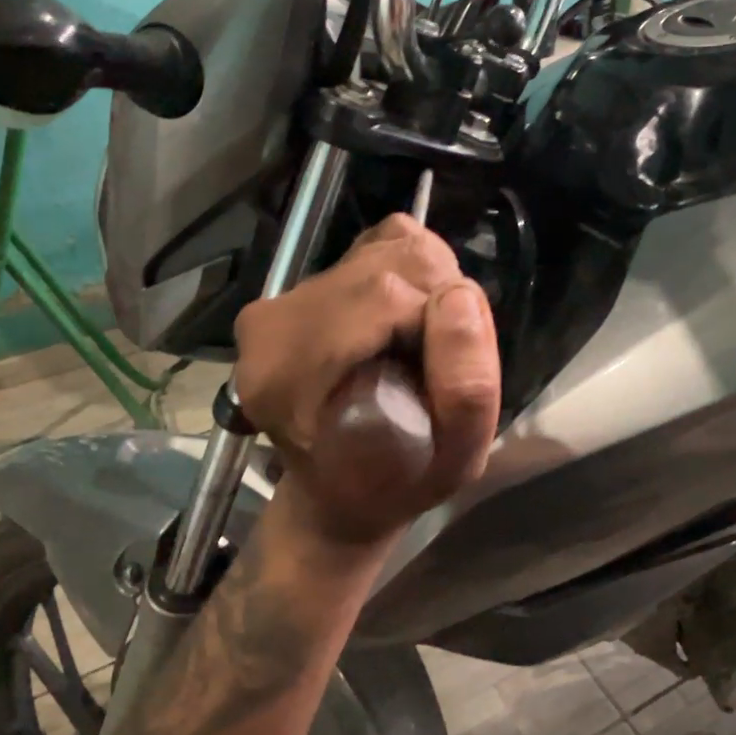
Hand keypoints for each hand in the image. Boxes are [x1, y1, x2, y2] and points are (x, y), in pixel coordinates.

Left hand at [233, 214, 500, 544]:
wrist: (338, 490)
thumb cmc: (395, 485)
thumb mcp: (455, 462)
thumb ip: (465, 390)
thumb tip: (459, 295)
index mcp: (290, 373)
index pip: (388, 296)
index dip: (442, 322)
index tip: (447, 370)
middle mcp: (270, 325)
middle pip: (390, 260)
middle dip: (440, 297)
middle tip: (439, 358)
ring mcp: (278, 300)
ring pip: (389, 244)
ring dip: (428, 284)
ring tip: (420, 341)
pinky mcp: (295, 286)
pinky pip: (375, 245)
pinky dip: (407, 271)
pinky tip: (403, 318)